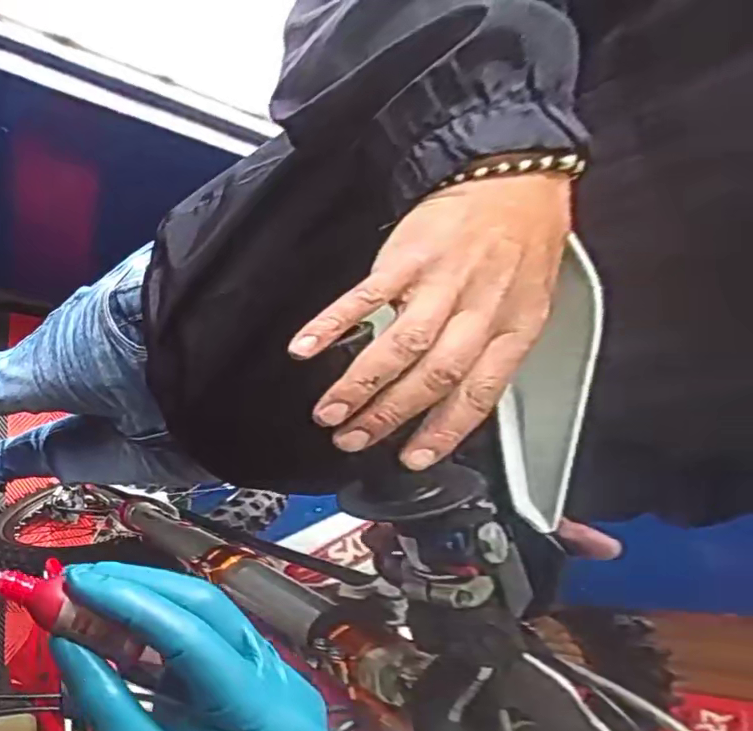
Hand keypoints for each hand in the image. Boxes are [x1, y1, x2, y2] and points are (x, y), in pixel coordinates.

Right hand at [52, 562, 351, 730]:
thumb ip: (101, 700)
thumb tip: (60, 639)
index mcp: (266, 719)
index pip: (191, 637)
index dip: (125, 602)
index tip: (70, 584)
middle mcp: (282, 684)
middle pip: (204, 607)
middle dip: (132, 586)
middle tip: (71, 582)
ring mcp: (274, 675)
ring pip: (203, 611)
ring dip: (139, 596)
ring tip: (83, 594)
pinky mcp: (254, 673)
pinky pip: (198, 631)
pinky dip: (149, 620)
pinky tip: (112, 620)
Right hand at [290, 172, 571, 469]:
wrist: (510, 175)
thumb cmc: (515, 242)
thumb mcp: (524, 299)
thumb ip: (483, 348)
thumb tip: (438, 400)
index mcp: (515, 322)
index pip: (480, 389)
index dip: (444, 429)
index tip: (410, 457)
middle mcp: (481, 306)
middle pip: (433, 373)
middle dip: (387, 413)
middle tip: (350, 437)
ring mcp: (442, 282)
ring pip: (401, 344)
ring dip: (358, 384)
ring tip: (327, 411)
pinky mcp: (406, 260)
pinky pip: (365, 298)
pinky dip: (330, 325)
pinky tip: (304, 348)